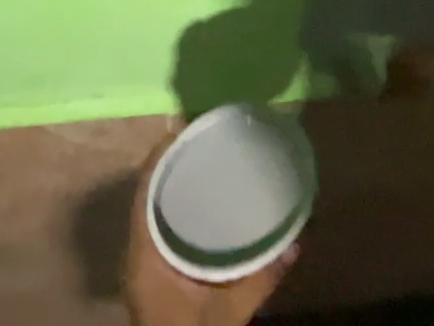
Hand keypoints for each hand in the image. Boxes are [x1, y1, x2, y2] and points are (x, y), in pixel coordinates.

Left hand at [123, 131, 297, 325]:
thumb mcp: (229, 314)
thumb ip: (261, 278)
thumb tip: (297, 240)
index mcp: (145, 254)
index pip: (143, 192)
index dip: (159, 156)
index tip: (183, 127)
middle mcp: (137, 252)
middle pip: (147, 193)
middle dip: (171, 161)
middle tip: (202, 135)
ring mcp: (142, 263)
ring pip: (151, 208)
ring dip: (172, 181)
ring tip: (203, 156)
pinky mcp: (152, 272)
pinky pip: (158, 225)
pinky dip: (175, 205)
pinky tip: (201, 199)